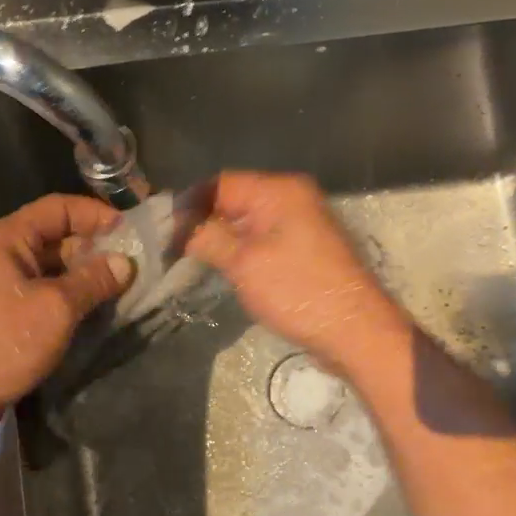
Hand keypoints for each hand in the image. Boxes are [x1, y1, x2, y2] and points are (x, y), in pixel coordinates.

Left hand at [0, 194, 132, 437]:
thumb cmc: (2, 344)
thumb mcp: (56, 309)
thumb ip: (93, 281)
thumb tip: (124, 262)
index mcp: (4, 239)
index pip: (57, 208)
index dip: (96, 214)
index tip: (129, 232)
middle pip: (52, 238)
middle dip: (92, 249)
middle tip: (129, 267)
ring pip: (46, 269)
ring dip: (80, 277)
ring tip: (116, 291)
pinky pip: (35, 294)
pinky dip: (62, 298)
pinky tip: (86, 314)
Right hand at [184, 170, 409, 370]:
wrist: (354, 331)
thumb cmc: (297, 291)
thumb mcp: (244, 263)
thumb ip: (207, 238)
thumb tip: (176, 224)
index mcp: (279, 190)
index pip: (219, 184)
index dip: (188, 205)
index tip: (161, 231)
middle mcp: (292, 198)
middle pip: (233, 201)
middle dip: (203, 223)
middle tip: (171, 249)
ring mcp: (301, 224)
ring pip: (247, 223)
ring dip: (222, 240)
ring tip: (190, 262)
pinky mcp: (304, 250)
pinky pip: (264, 241)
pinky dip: (242, 252)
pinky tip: (224, 271)